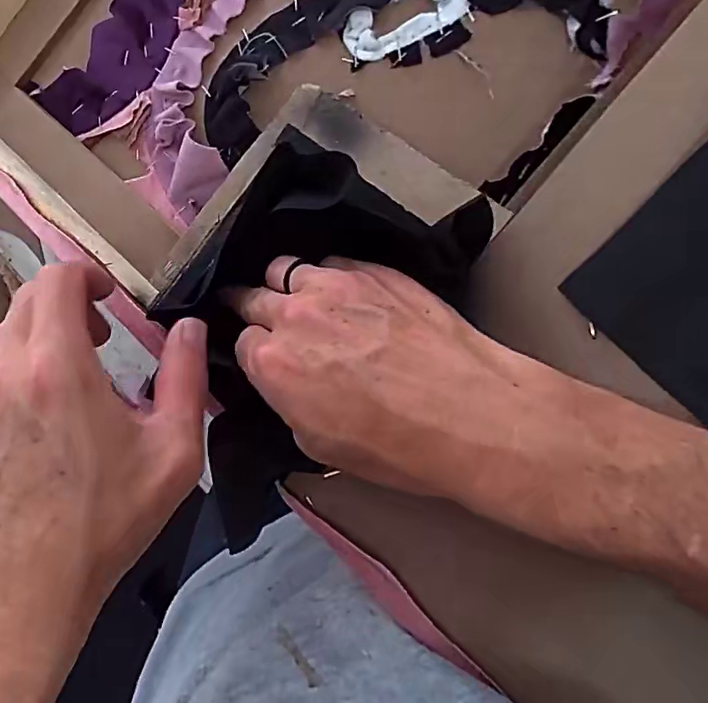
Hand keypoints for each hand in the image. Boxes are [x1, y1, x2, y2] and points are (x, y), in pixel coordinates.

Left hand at [0, 263, 207, 612]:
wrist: (25, 590)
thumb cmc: (106, 518)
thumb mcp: (174, 446)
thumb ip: (187, 374)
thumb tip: (189, 328)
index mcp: (57, 366)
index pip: (56, 279)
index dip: (87, 275)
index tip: (109, 298)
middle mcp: (0, 372)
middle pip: (27, 300)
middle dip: (68, 305)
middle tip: (100, 340)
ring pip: (3, 336)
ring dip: (41, 341)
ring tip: (70, 384)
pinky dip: (12, 375)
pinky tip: (35, 419)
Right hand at [227, 256, 578, 502]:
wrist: (466, 409)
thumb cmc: (395, 444)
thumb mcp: (319, 445)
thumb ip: (287, 401)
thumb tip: (284, 383)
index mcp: (272, 362)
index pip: (241, 342)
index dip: (254, 351)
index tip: (265, 355)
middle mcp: (296, 314)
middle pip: (254, 295)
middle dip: (256, 307)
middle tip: (269, 317)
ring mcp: (336, 284)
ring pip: (290, 268)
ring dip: (291, 284)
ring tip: (308, 299)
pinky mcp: (373, 269)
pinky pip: (336, 262)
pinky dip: (333, 276)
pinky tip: (351, 295)